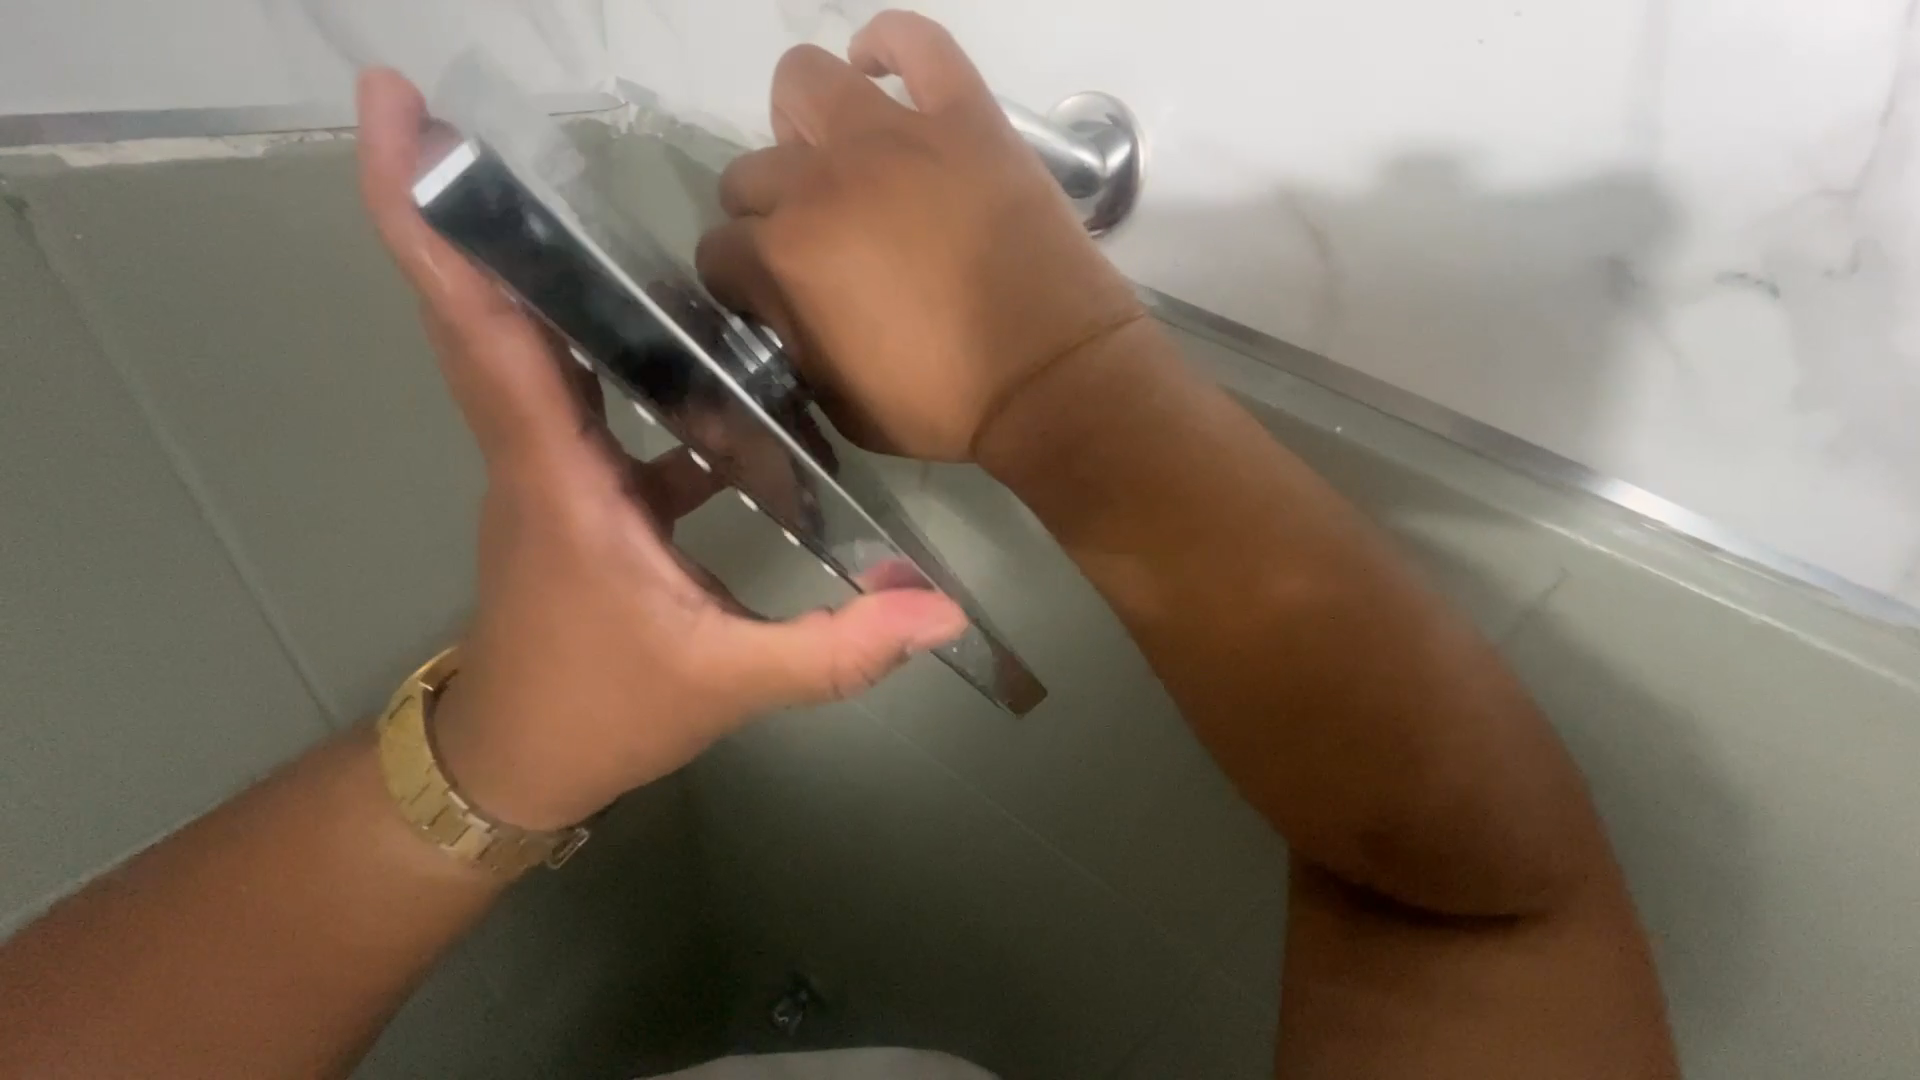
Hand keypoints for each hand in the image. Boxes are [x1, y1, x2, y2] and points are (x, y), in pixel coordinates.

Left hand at [355, 70, 969, 830]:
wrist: (516, 766)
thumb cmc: (603, 715)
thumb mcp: (731, 683)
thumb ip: (839, 650)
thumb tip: (942, 612)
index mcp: (562, 484)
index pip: (488, 340)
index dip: (436, 229)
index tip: (404, 121)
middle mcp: (538, 459)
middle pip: (489, 317)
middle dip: (465, 212)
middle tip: (458, 111)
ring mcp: (549, 475)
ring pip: (532, 355)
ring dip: (541, 279)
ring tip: (588, 209)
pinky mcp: (572, 497)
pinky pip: (586, 410)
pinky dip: (622, 372)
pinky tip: (706, 377)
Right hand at [695, 11, 1144, 461]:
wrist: (1048, 377)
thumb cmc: (946, 405)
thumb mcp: (844, 408)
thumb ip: (796, 353)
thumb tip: (783, 319)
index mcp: (786, 259)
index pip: (720, 253)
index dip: (738, 283)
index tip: (768, 301)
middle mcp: (823, 183)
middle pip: (751, 174)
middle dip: (764, 217)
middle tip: (812, 248)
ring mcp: (896, 137)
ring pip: (805, 82)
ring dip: (802, 125)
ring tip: (837, 165)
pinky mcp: (963, 117)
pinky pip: (916, 42)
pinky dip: (890, 47)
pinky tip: (882, 74)